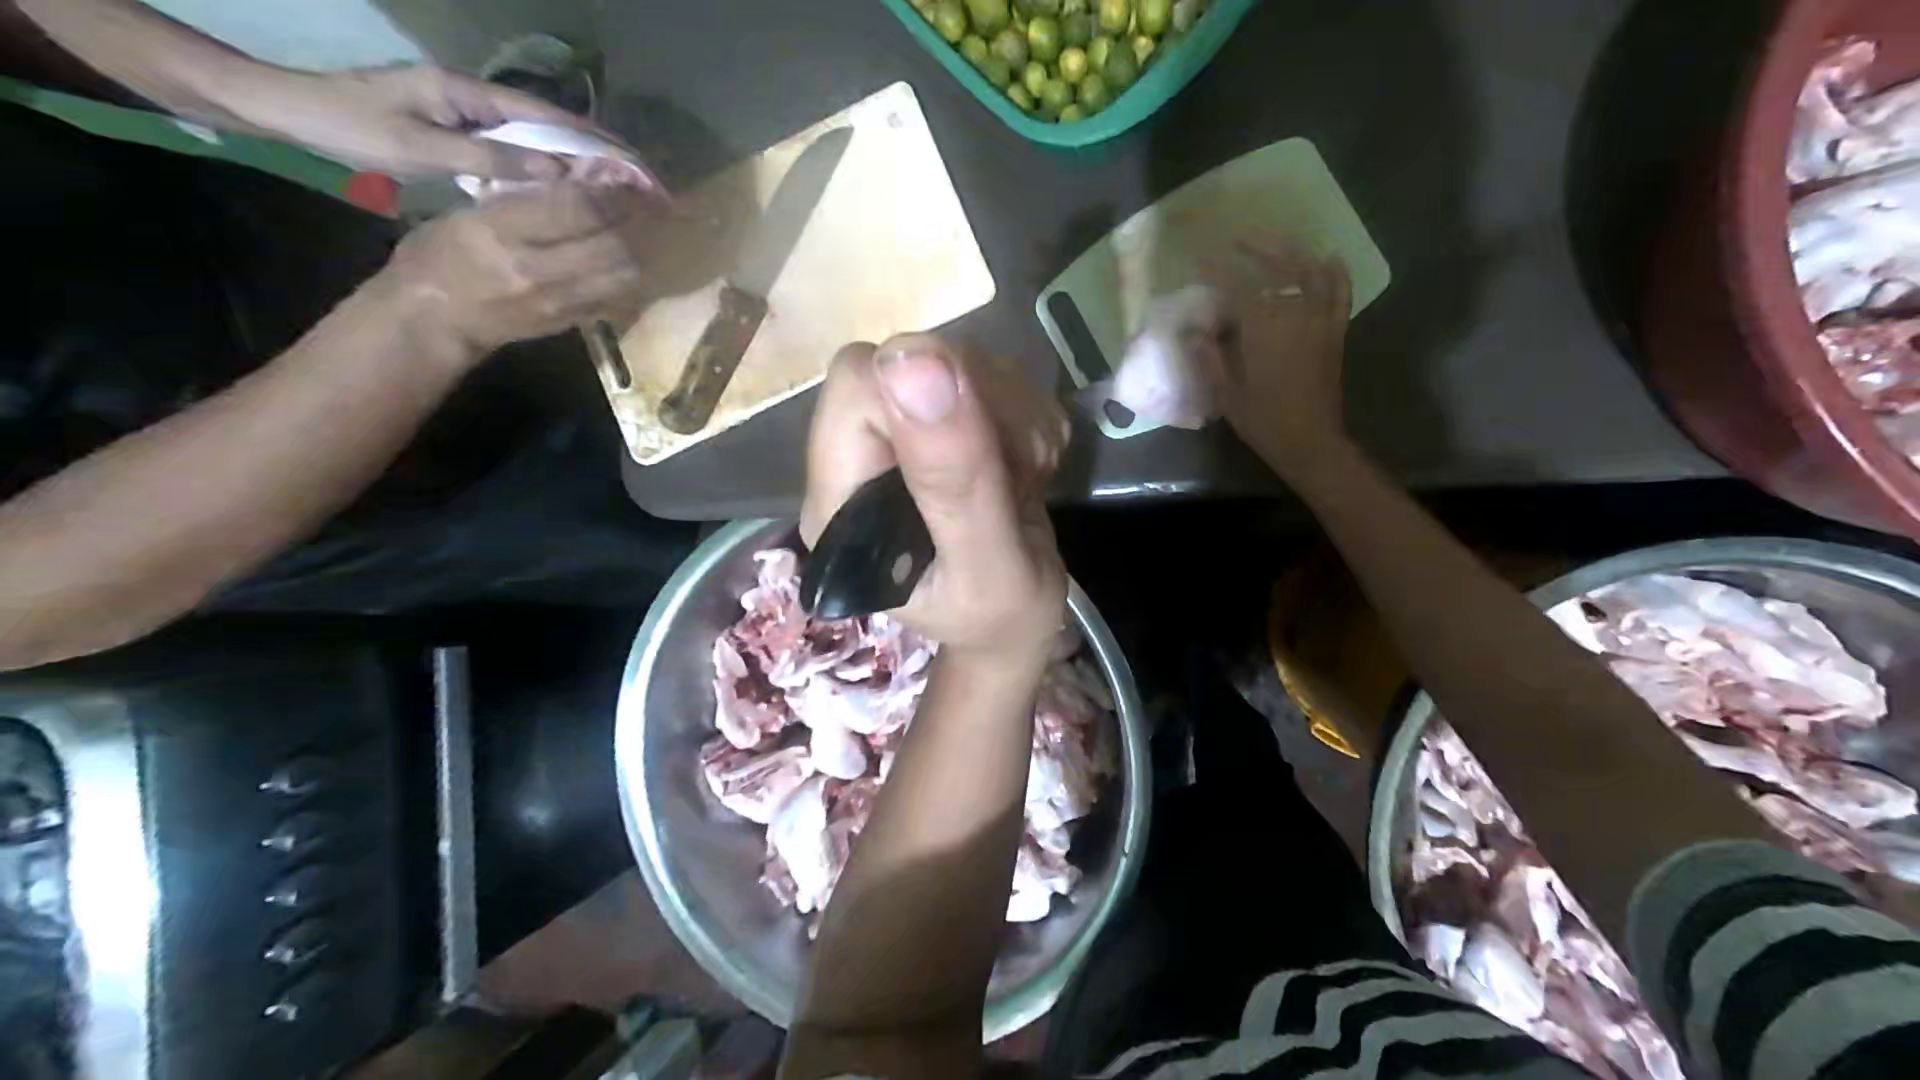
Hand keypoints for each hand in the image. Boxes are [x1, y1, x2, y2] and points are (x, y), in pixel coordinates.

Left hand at [233, 64, 620, 179]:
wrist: (292, 111)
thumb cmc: (352, 126)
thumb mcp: (423, 146)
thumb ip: (493, 158)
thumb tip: (560, 172)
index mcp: (470, 93)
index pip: (550, 117)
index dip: (598, 142)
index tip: (637, 167)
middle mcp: (478, 97)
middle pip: (553, 125)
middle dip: (600, 152)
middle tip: (642, 182)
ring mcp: (471, 113)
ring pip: (540, 138)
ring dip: (580, 163)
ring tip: (620, 191)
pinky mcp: (463, 130)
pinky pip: (520, 151)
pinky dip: (551, 170)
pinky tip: (571, 191)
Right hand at [376, 182, 651, 360]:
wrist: (436, 319)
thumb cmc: (442, 256)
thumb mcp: (472, 214)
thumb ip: (524, 200)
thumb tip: (579, 181)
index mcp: (503, 231)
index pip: (576, 208)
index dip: (612, 192)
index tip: (629, 178)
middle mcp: (538, 269)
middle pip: (610, 243)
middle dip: (633, 220)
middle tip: (646, 203)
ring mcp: (559, 301)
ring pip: (622, 274)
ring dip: (637, 249)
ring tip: (641, 229)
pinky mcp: (571, 322)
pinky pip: (615, 297)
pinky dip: (626, 276)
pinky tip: (627, 259)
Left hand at [801, 336, 1069, 664]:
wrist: (1013, 623)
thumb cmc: (998, 614)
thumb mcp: (985, 565)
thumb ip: (953, 479)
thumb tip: (909, 356)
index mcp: (838, 503)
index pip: (857, 386)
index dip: (929, 398)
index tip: (988, 448)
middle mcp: (852, 460)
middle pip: (904, 361)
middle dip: (980, 403)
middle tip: (1018, 466)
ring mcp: (893, 438)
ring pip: (952, 359)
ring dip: (1011, 409)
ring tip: (1025, 476)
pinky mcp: (932, 425)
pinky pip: (985, 375)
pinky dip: (1023, 412)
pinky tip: (1027, 463)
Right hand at [1208, 241, 1355, 473]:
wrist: (1310, 442)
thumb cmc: (1263, 421)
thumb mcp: (1226, 394)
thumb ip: (1209, 358)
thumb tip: (1193, 330)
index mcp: (1263, 330)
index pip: (1237, 287)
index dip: (1217, 270)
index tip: (1199, 258)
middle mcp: (1295, 315)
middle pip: (1280, 266)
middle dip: (1257, 246)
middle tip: (1236, 237)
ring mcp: (1319, 320)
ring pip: (1310, 271)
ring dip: (1292, 250)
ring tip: (1273, 241)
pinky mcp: (1334, 331)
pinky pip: (1339, 292)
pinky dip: (1334, 271)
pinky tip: (1326, 258)